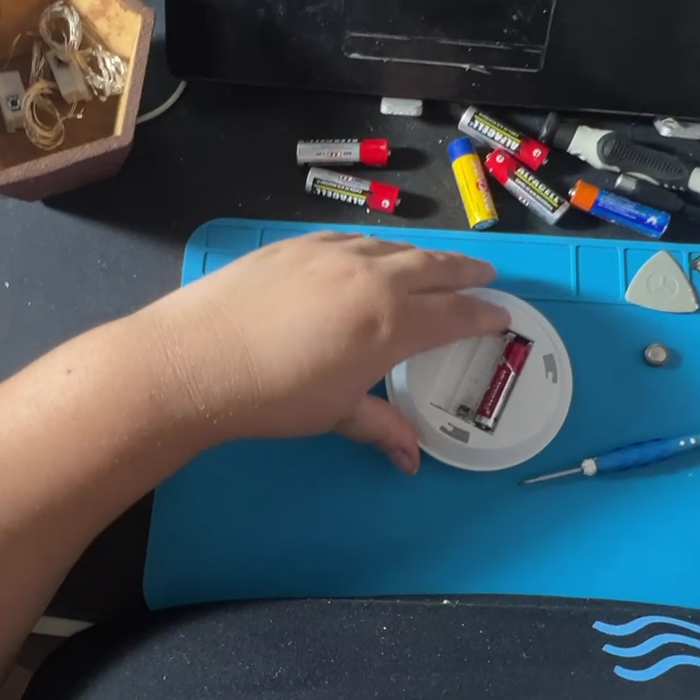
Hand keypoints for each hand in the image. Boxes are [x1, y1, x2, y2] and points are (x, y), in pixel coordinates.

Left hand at [138, 232, 509, 472]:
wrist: (198, 359)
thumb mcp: (334, 414)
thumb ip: (380, 426)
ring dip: (420, 257)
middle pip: (433, 269)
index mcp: (391, 323)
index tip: (501, 315)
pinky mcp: (295, 245)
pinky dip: (373, 248)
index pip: (454, 315)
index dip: (483, 315)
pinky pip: (350, 239)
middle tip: (485, 275)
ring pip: (392, 248)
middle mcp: (371, 278)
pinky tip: (368, 254)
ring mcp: (331, 254)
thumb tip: (412, 460)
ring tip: (432, 265)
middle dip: (465, 274)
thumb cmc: (274, 396)